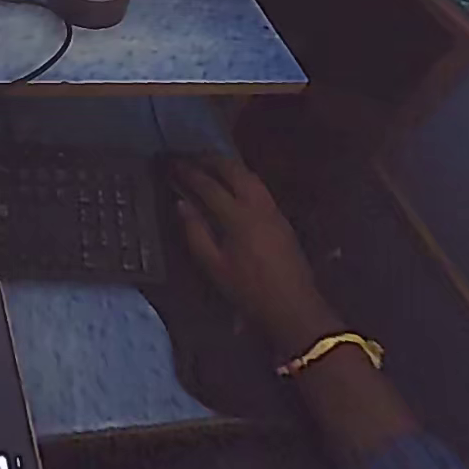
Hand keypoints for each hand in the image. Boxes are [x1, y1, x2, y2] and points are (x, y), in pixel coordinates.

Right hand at [172, 155, 339, 352]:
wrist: (296, 310)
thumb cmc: (249, 290)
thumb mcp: (214, 266)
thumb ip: (195, 232)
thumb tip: (181, 203)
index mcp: (238, 217)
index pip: (209, 185)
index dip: (189, 172)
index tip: (173, 163)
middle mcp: (257, 207)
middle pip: (234, 171)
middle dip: (212, 160)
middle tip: (193, 157)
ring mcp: (273, 211)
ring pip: (251, 176)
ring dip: (229, 167)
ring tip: (212, 166)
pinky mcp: (282, 219)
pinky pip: (259, 188)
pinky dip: (242, 178)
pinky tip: (234, 186)